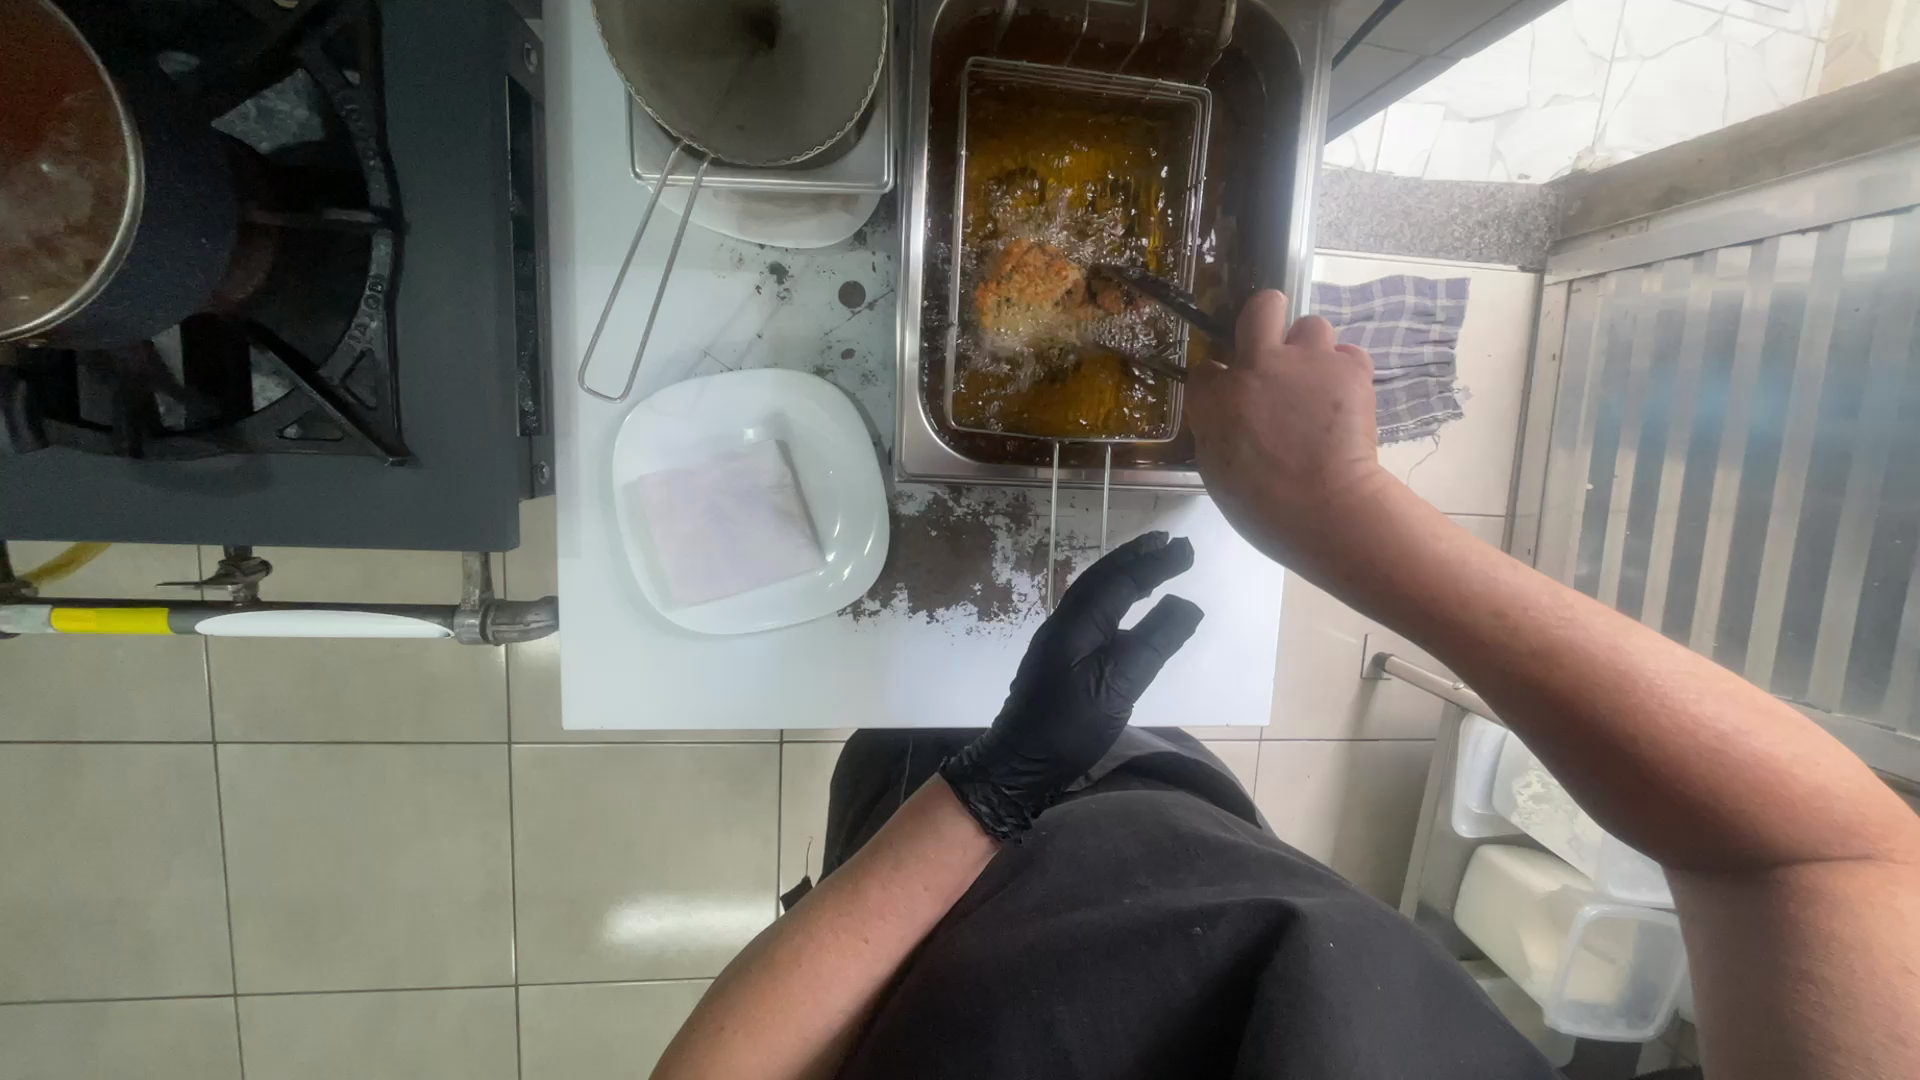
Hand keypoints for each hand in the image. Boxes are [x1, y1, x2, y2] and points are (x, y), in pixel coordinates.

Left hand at [939, 532, 1204, 839]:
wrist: (1018, 762)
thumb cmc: (1068, 725)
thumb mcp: (1119, 686)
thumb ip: (1154, 642)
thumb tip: (1188, 602)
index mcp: (1078, 622)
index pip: (1122, 580)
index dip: (1155, 563)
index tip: (1186, 548)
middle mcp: (1065, 621)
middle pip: (1103, 577)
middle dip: (1137, 557)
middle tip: (1169, 542)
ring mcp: (1060, 639)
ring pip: (1094, 592)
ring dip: (1123, 573)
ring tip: (1152, 562)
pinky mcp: (1060, 657)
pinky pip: (1092, 611)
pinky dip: (1114, 597)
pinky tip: (1127, 608)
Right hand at [1185, 290, 1398, 566]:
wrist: (1322, 506)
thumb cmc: (1258, 503)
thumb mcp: (1214, 466)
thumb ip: (1218, 426)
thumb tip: (1231, 414)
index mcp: (1214, 397)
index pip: (1207, 367)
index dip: (1220, 379)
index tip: (1231, 396)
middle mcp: (1256, 366)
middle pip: (1263, 307)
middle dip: (1268, 319)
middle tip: (1275, 350)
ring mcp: (1305, 361)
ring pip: (1311, 326)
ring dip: (1310, 351)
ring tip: (1316, 384)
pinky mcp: (1349, 367)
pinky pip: (1347, 354)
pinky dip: (1343, 372)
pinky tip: (1341, 401)